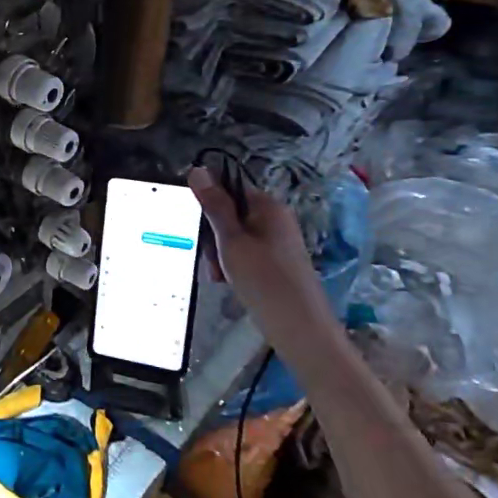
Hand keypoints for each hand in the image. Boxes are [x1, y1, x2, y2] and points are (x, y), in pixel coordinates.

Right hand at [187, 166, 330, 330]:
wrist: (300, 329)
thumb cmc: (263, 281)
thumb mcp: (231, 242)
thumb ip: (214, 206)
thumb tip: (197, 169)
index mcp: (268, 207)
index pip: (230, 190)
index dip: (209, 206)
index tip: (197, 228)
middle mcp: (276, 219)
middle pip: (231, 215)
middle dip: (214, 237)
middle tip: (212, 262)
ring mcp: (278, 243)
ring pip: (236, 238)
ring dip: (221, 255)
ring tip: (221, 278)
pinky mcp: (278, 264)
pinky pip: (247, 255)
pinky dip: (235, 267)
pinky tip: (231, 284)